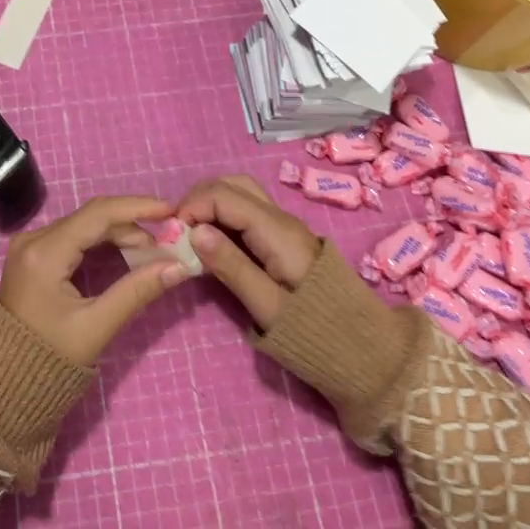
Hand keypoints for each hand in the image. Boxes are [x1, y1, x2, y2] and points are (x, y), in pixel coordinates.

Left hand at [0, 196, 190, 365]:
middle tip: (167, 238)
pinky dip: (101, 241)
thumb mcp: (97, 326)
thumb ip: (137, 291)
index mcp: (44, 252)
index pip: (97, 214)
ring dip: (118, 232)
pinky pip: (73, 236)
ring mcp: (30, 245)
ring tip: (151, 249)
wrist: (4, 383)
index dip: (137, 208)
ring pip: (83, 225)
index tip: (170, 210)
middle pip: (91, 217)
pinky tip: (126, 252)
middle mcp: (33, 239)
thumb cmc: (49, 358)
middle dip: (132, 223)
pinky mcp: (32, 255)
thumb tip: (178, 266)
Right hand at [176, 175, 319, 330]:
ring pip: (240, 193)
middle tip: (178, 232)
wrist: (357, 344)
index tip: (172, 236)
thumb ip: (231, 267)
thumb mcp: (267, 306)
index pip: (223, 195)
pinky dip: (222, 217)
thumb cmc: (311, 329)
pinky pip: (246, 212)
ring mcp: (282, 226)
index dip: (191, 207)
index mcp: (276, 231)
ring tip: (191, 235)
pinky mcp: (281, 237)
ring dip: (210, 205)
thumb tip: (195, 232)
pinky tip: (211, 242)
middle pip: (232, 184)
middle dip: (198, 200)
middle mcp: (280, 218)